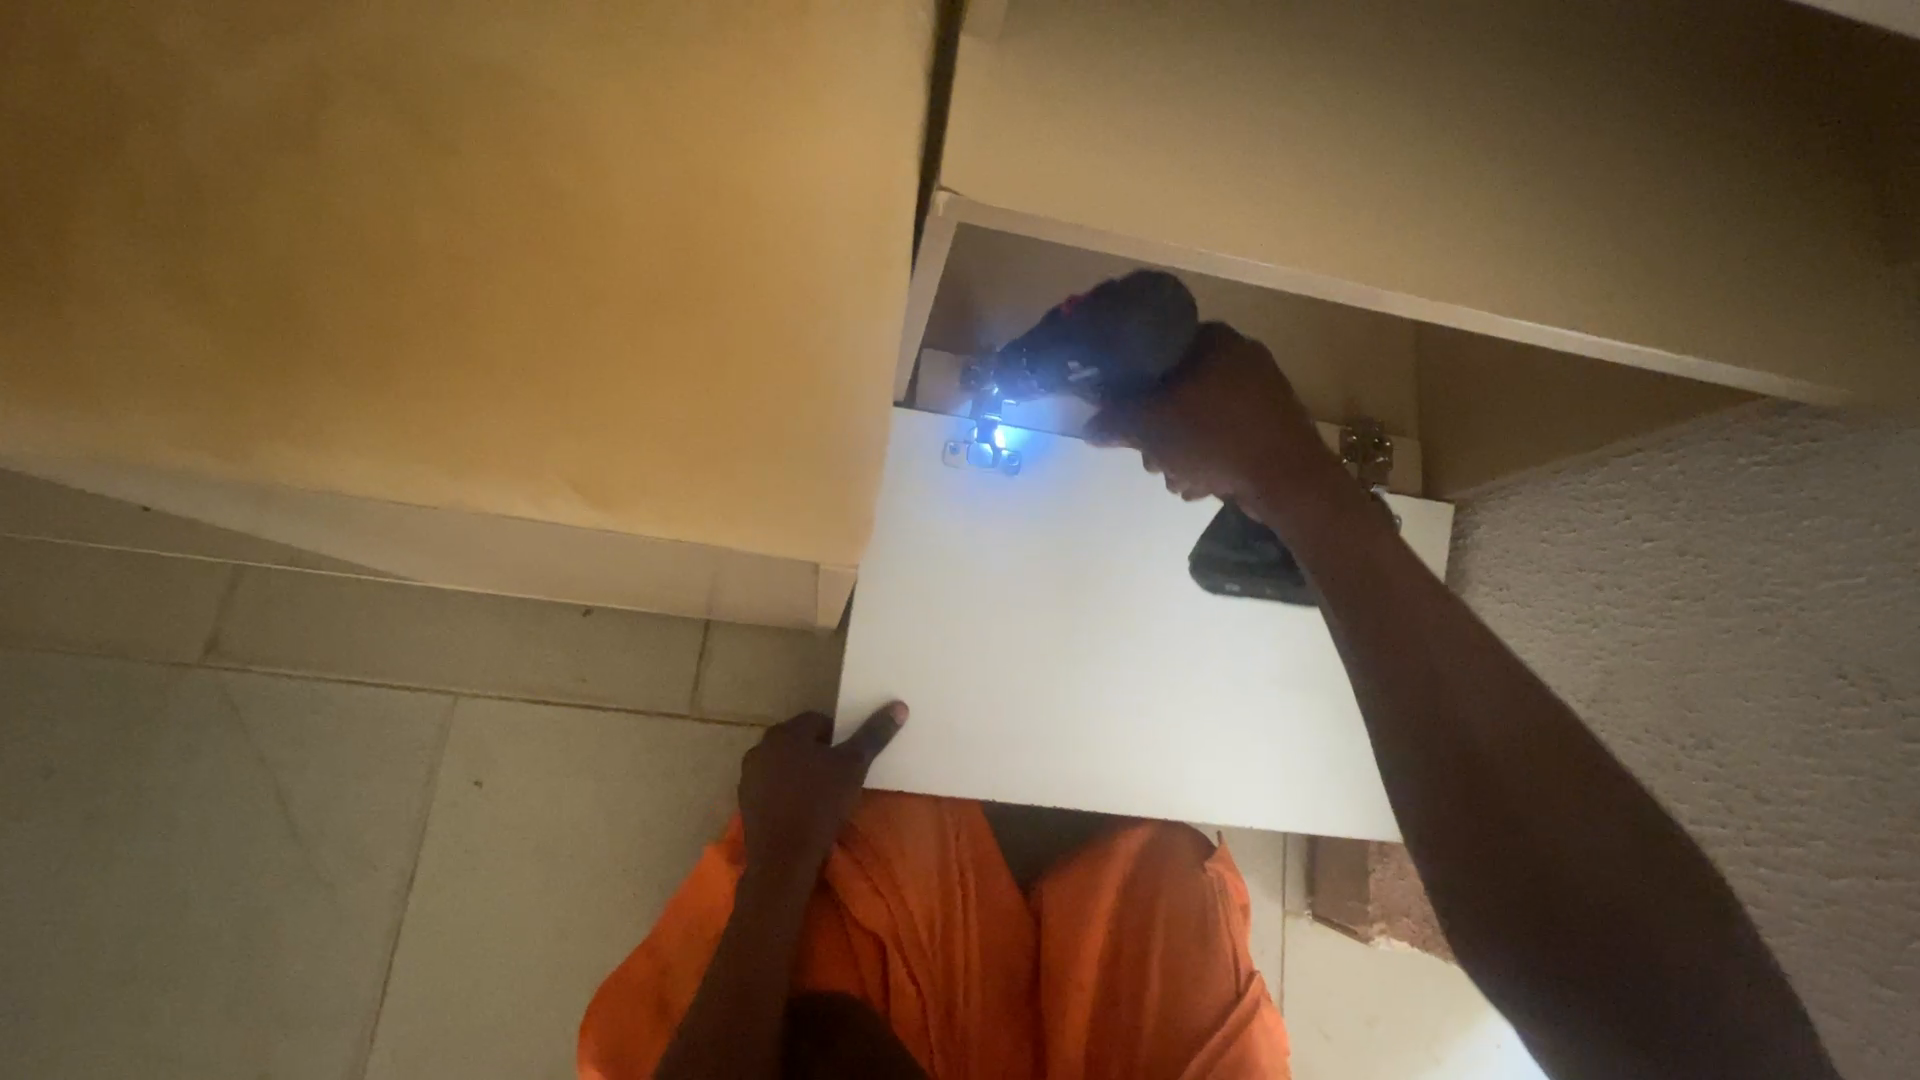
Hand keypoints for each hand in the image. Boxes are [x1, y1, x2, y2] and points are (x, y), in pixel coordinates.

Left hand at [737, 703, 907, 883]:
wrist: (785, 857)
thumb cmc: (821, 803)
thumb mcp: (854, 766)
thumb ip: (873, 735)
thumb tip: (898, 707)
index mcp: (785, 732)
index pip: (817, 720)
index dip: (838, 737)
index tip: (850, 758)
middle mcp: (761, 747)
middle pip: (798, 741)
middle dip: (818, 753)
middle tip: (839, 775)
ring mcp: (749, 776)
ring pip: (783, 764)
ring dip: (800, 772)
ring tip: (821, 794)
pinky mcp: (745, 802)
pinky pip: (772, 787)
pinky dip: (786, 792)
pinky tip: (802, 810)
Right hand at [1085, 322, 1344, 515]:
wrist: (1288, 479)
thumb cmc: (1215, 438)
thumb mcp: (1151, 428)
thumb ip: (1115, 421)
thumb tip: (1090, 427)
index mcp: (1214, 341)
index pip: (1157, 351)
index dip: (1132, 385)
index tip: (1121, 415)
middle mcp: (1240, 357)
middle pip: (1176, 390)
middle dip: (1157, 431)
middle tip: (1149, 456)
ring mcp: (1261, 391)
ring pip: (1198, 417)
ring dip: (1179, 450)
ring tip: (1177, 478)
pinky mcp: (1271, 424)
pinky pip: (1224, 434)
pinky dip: (1208, 457)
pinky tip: (1202, 484)